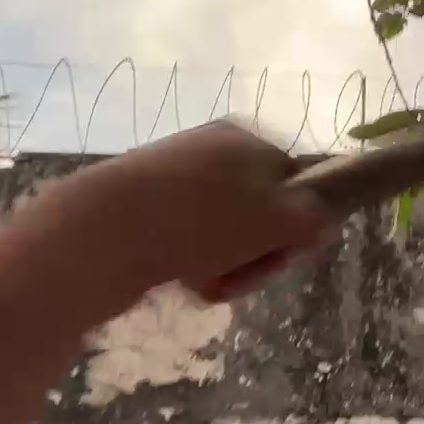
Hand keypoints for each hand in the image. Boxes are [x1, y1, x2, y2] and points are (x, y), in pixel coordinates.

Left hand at [3, 121, 330, 327]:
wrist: (103, 234)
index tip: (284, 253)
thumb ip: (312, 220)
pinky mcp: (140, 205)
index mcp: (247, 139)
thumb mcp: (281, 220)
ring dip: (228, 262)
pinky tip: (183, 279)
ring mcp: (172, 175)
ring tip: (209, 283)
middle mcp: (212, 149)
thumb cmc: (205, 220)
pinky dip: (193, 261)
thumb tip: (320, 223)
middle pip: (257, 210)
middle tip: (242, 276)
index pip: (293, 182)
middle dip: (257, 250)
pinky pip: (185, 237)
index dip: (295, 223)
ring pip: (222, 230)